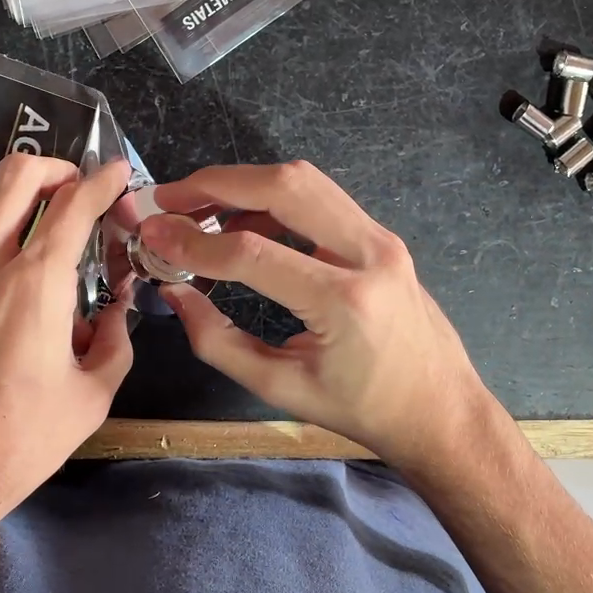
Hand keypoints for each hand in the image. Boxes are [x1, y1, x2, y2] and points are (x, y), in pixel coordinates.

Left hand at [0, 155, 133, 569]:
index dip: (102, 182)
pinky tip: (28, 322)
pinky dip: (9, 268)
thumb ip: (113, 341)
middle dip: (54, 167)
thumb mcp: (91, 397)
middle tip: (82, 187)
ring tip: (64, 278)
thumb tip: (116, 310)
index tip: (120, 172)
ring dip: (31, 222)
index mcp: (33, 286)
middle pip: (13, 180)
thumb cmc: (21, 443)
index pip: (71, 206)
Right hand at [137, 161, 505, 473]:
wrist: (438, 409)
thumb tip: (175, 294)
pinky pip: (323, 201)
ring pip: (306, 182)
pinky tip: (245, 225)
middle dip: (217, 184)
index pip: (252, 252)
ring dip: (247, 185)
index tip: (153, 236)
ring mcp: (383, 239)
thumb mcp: (281, 387)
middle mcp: (369, 254)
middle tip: (170, 198)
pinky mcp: (383, 238)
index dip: (193, 241)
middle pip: (284, 187)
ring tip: (199, 208)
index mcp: (343, 301)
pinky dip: (276, 200)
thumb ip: (219, 341)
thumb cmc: (360, 410)